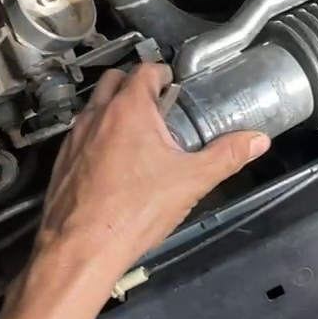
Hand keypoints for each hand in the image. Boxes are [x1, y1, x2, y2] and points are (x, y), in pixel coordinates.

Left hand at [28, 64, 268, 294]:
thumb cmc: (133, 211)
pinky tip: (115, 163)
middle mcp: (97, 116)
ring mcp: (75, 138)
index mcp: (129, 110)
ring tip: (140, 133)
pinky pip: (81, 136)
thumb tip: (256, 141)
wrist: (82, 248)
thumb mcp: (192, 181)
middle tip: (159, 104)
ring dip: (114, 109)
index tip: (174, 84)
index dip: (162, 73)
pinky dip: (98, 136)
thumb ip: (227, 156)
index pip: (144, 70)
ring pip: (94, 107)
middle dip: (136, 85)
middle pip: (114, 80)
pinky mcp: (62, 162)